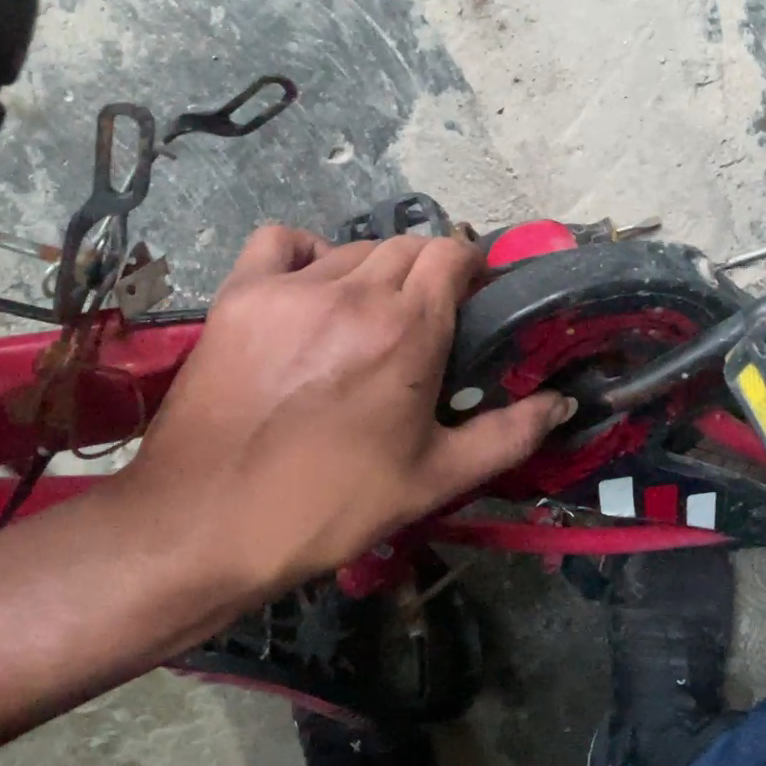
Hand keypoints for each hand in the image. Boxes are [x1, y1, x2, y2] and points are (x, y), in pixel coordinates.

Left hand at [104, 227, 574, 599]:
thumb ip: (507, 434)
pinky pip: (282, 241)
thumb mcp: (433, 479)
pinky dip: (305, 252)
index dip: (469, 269)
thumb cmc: (329, 506)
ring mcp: (292, 288)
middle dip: (427, 271)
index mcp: (410, 330)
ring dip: (374, 270)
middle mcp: (356, 292)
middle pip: (408, 246)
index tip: (472, 300)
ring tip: (366, 315)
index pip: (453, 253)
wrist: (204, 524)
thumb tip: (562, 404)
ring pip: (353, 247)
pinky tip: (310, 289)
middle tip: (423, 319)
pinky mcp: (240, 294)